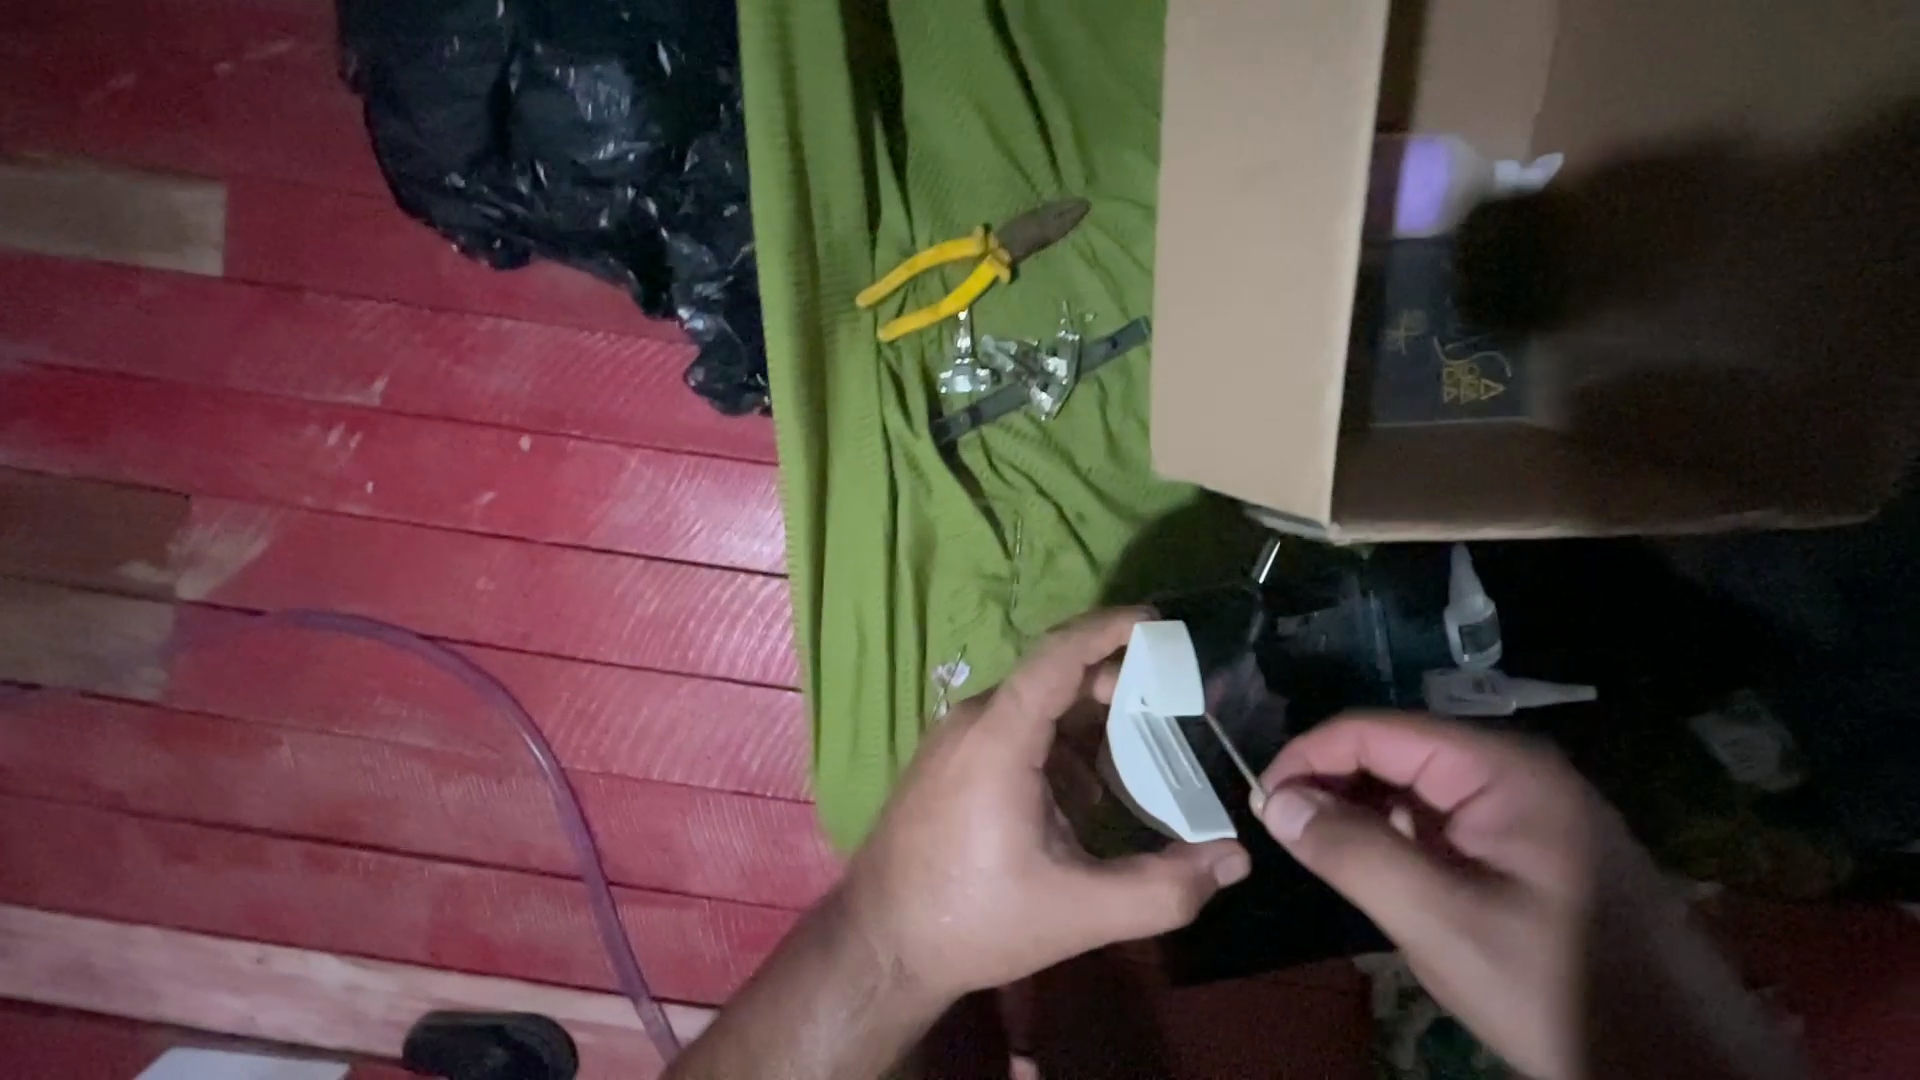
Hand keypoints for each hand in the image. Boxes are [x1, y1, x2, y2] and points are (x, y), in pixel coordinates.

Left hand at [839, 608, 1250, 1002]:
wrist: (880, 943)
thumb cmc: (972, 920)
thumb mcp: (1077, 913)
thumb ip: (1163, 889)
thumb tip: (1236, 857)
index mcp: (998, 738)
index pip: (1057, 656)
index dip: (1108, 629)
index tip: (1158, 622)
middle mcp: (974, 722)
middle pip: (1055, 680)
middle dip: (1118, 691)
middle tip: (1174, 718)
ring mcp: (957, 739)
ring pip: (1037, 708)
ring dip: (1091, 728)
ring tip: (1141, 768)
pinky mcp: (952, 759)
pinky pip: (1016, 731)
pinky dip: (1060, 749)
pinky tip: (1087, 800)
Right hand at [1255, 713, 1802, 1079]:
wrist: (1687, 1079)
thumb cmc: (1561, 992)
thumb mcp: (1441, 923)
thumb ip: (1352, 852)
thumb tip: (1274, 802)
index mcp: (1501, 769)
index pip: (1374, 731)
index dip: (1307, 758)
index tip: (1262, 805)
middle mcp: (1513, 770)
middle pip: (1393, 751)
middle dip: (1331, 783)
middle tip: (1283, 833)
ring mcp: (1523, 808)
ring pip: (1412, 785)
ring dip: (1358, 810)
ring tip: (1317, 850)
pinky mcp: (1526, 845)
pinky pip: (1440, 818)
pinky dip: (1393, 834)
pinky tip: (1373, 867)